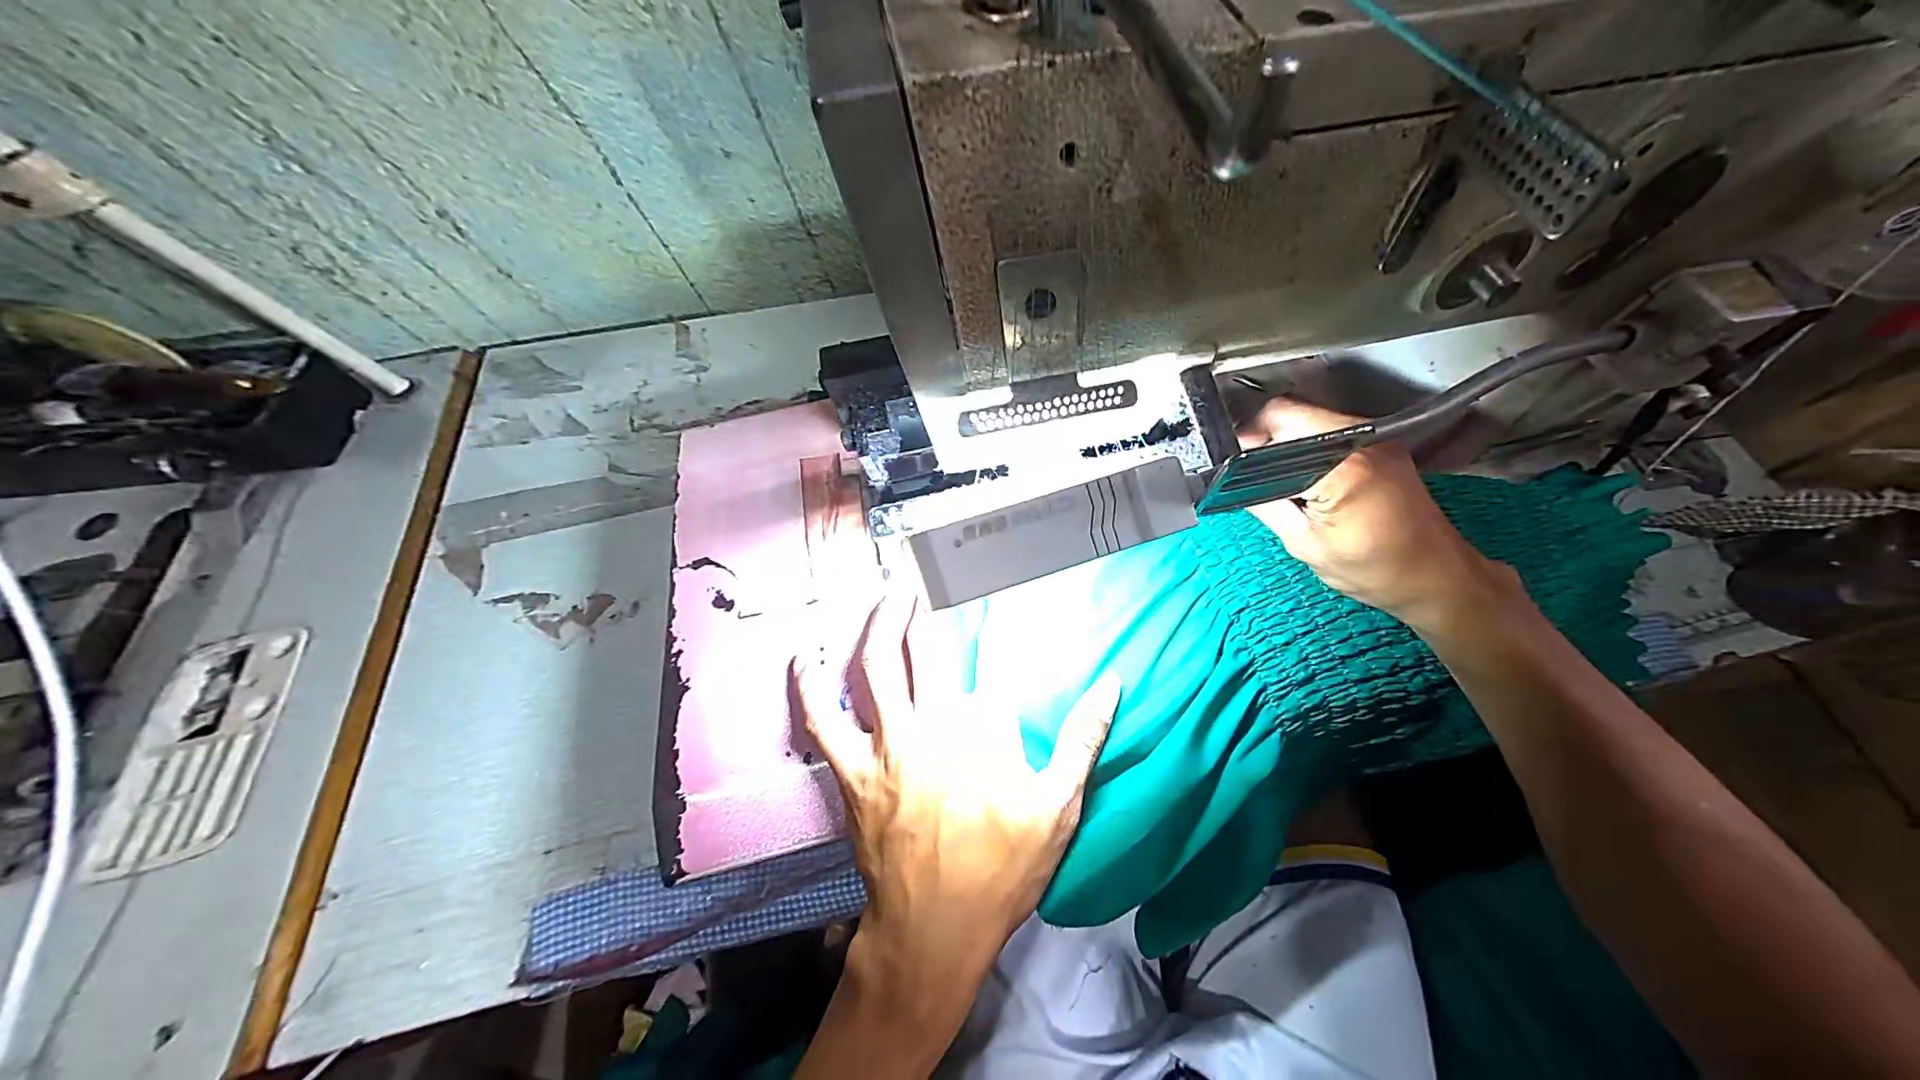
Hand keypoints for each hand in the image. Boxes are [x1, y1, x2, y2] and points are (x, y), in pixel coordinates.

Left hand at [790, 593, 1118, 1074]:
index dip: (983, 614)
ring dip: (876, 625)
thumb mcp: (1059, 808)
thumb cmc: (1003, 870)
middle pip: (922, 647)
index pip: (985, 655)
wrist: (935, 929)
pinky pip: (822, 721)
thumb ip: (1082, 741)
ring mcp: (885, 747)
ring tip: (884, 595)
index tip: (980, 581)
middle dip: (920, 604)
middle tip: (918, 572)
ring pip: (874, 667)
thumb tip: (1112, 685)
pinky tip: (804, 657)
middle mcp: (930, 724)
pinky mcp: (852, 773)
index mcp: (982, 729)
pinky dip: (810, 686)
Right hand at [1236, 397, 1522, 631]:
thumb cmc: (1381, 571)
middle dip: (1263, 441)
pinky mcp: (1382, 446)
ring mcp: (1377, 441)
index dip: (1245, 445)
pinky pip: (1329, 434)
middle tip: (1253, 478)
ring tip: (1283, 483)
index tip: (1233, 469)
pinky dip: (1307, 450)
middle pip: (1291, 415)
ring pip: (1309, 421)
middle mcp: (1364, 443)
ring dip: (1285, 444)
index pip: (1275, 428)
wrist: (1436, 577)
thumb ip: (1267, 506)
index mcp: (1344, 467)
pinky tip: (1307, 481)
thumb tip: (1237, 483)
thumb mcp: (1306, 545)